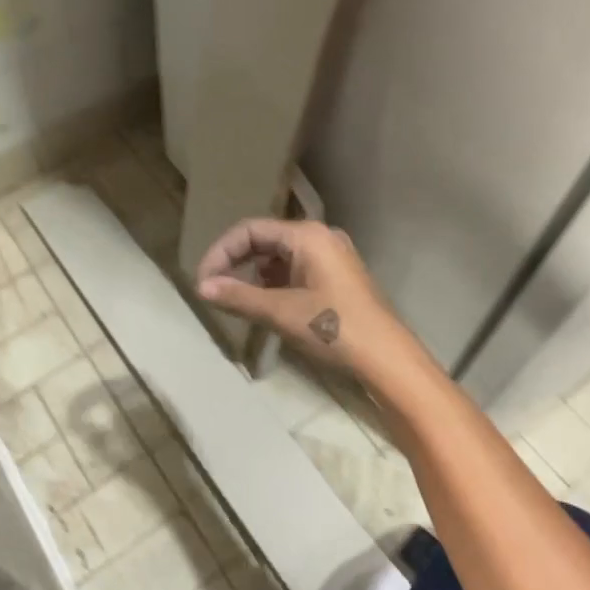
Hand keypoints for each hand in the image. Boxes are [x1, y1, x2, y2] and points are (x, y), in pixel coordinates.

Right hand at [195, 218, 411, 375]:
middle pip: (265, 240)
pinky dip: (274, 285)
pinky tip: (265, 307)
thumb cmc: (335, 329)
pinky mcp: (337, 278)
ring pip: (279, 257)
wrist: (387, 359)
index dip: (221, 252)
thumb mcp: (281, 313)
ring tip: (237, 301)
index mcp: (307, 236)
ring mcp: (331, 257)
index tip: (203, 281)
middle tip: (214, 290)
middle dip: (236, 263)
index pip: (250, 230)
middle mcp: (320, 237)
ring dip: (254, 275)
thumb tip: (201, 287)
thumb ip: (239, 297)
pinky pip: (295, 271)